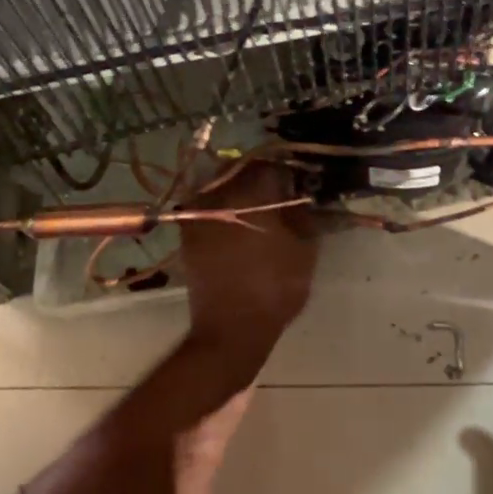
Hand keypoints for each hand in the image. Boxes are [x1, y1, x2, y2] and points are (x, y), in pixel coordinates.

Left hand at [179, 161, 317, 356]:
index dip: (287, 170)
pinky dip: (221, 207)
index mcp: (250, 191)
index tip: (297, 180)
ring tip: (256, 205)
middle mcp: (219, 193)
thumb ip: (304, 215)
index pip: (271, 164)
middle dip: (259, 174)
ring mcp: (197, 213)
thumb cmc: (275, 287)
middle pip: (240, 168)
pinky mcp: (187, 234)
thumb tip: (300, 196)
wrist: (231, 330)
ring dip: (237, 188)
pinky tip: (238, 222)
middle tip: (276, 189)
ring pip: (219, 184)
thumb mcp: (305, 249)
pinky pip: (206, 206)